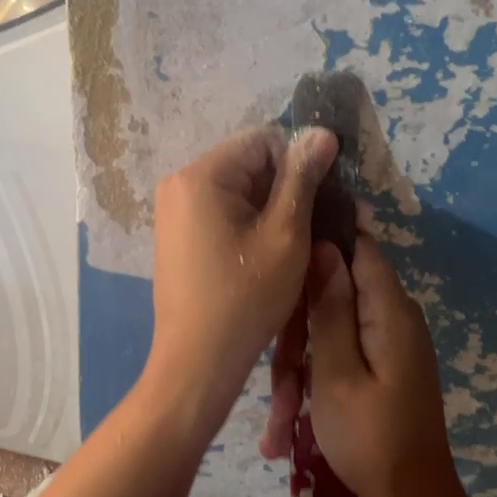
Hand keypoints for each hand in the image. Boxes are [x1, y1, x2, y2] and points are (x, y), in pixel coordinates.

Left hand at [145, 125, 337, 409]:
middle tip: (315, 228)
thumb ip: (303, 179)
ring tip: (293, 246)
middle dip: (286, 189)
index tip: (320, 203)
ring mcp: (174, 209)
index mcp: (200, 175)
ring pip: (239, 189)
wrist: (197, 364)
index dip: (298, 165)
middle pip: (249, 163)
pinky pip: (222, 210)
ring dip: (271, 209)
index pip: (263, 141)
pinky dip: (249, 224)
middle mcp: (180, 182)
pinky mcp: (177, 233)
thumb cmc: (245, 298)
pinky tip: (266, 255)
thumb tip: (322, 132)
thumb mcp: (285, 235)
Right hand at [266, 231, 459, 496]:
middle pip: (337, 288)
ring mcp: (390, 340)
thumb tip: (322, 244)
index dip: (321, 239)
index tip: (281, 254)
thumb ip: (330, 307)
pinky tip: (293, 418)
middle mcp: (395, 315)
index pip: (358, 244)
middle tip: (279, 379)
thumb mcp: (337, 373)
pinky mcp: (384, 362)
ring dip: (302, 362)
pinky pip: (342, 347)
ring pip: (332, 324)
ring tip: (283, 416)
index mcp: (389, 310)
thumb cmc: (371, 439)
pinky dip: (316, 374)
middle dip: (300, 325)